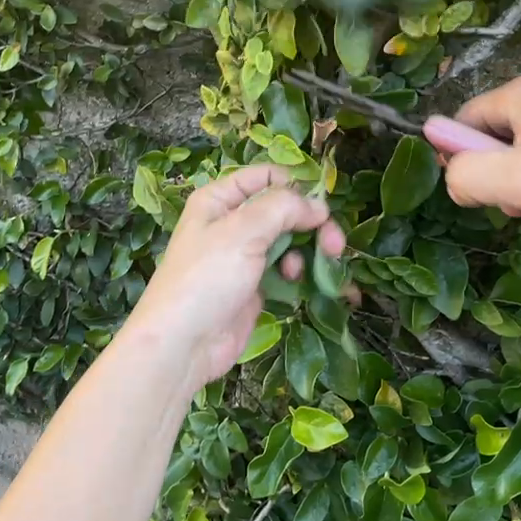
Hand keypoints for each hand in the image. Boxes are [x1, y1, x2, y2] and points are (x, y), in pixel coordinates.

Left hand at [125, 165, 345, 390]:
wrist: (184, 343)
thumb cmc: (207, 277)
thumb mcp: (243, 230)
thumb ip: (282, 208)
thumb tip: (318, 205)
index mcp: (219, 200)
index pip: (264, 177)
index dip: (296, 185)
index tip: (324, 203)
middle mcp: (231, 224)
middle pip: (282, 211)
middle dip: (311, 223)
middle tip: (336, 244)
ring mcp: (243, 257)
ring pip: (288, 242)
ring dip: (311, 250)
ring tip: (326, 265)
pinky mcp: (255, 287)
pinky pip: (286, 272)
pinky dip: (304, 274)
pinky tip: (315, 285)